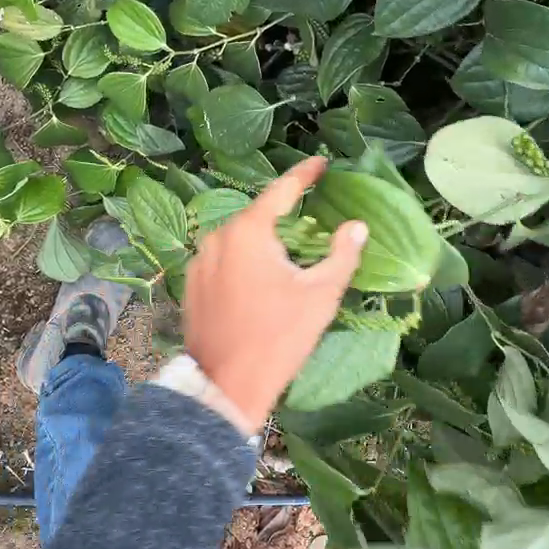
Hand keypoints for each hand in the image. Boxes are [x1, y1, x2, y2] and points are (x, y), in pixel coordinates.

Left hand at [181, 156, 366, 431]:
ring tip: (287, 249)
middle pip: (258, 214)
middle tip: (310, 214)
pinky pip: (223, 257)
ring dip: (263, 238)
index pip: (281, 190)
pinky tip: (259, 276)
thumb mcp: (319, 297)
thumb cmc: (278, 338)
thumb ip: (341, 256)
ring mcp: (200, 259)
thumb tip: (357, 227)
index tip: (322, 162)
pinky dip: (243, 258)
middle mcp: (218, 236)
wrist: (224, 386)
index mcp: (248, 231)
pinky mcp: (191, 282)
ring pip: (239, 237)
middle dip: (284, 212)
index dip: (305, 174)